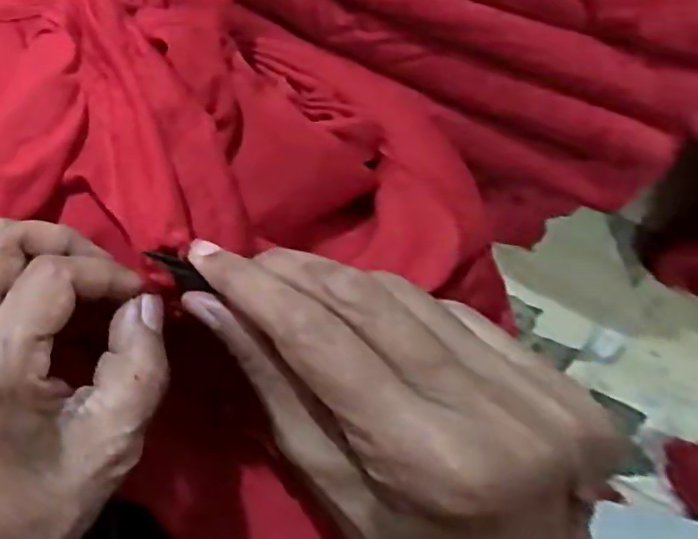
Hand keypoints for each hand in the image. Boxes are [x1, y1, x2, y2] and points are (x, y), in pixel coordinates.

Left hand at [0, 221, 167, 538]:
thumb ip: (138, 366)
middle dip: (68, 242)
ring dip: (34, 239)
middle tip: (110, 274)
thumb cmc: (53, 482)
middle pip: (10, 238)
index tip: (142, 293)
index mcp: (3, 352)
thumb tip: (145, 301)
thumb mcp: (114, 439)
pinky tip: (27, 267)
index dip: (105, 272)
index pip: (53, 274)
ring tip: (79, 268)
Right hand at [182, 242, 621, 538]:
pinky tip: (365, 316)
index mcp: (427, 454)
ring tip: (288, 284)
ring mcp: (541, 398)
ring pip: (398, 290)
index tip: (198, 253)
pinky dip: (388, 299)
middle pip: (357, 297)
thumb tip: (201, 298)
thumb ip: (263, 375)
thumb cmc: (400, 532)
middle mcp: (494, 417)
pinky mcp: (566, 385)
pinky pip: (447, 307)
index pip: (312, 332)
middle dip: (281, 267)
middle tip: (233, 261)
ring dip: (328, 276)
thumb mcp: (318, 468)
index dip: (248, 283)